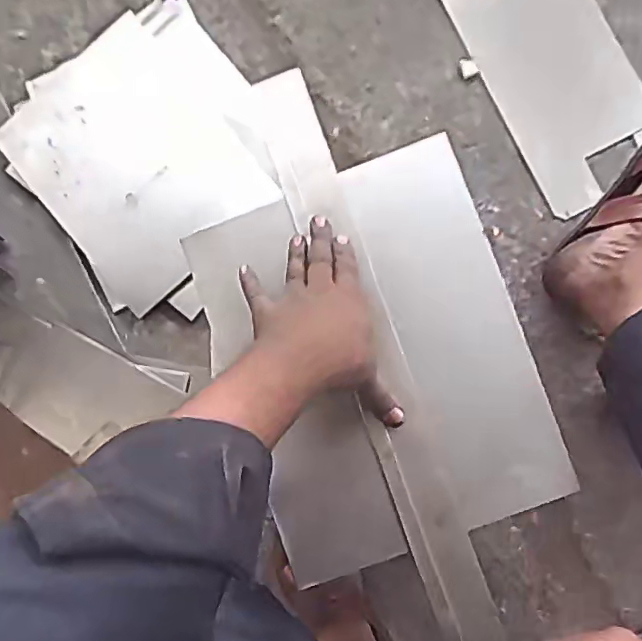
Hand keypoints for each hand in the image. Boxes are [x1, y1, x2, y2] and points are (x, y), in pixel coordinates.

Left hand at [240, 216, 403, 426]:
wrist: (301, 365)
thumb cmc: (338, 366)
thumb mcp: (366, 381)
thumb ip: (379, 396)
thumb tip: (397, 419)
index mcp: (349, 301)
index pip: (348, 270)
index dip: (345, 255)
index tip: (342, 239)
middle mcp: (321, 292)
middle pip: (321, 260)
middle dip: (321, 240)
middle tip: (318, 221)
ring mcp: (293, 299)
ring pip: (295, 270)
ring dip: (294, 254)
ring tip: (295, 238)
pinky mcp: (269, 312)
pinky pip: (257, 294)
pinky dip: (250, 282)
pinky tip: (244, 271)